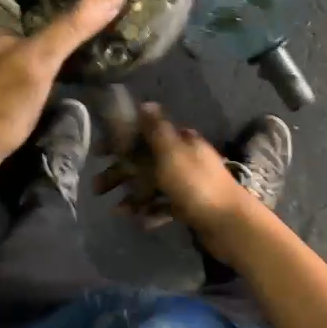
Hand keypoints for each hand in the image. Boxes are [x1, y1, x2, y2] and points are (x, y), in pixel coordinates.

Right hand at [98, 103, 261, 258]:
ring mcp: (187, 183)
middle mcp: (184, 157)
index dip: (122, 141)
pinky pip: (164, 205)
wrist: (229, 224)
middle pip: (146, 161)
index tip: (99, 152)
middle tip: (96, 189)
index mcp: (181, 141)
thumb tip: (146, 102)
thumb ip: (157, 130)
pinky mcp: (190, 206)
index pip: (146, 134)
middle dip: (121, 172)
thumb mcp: (172, 154)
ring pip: (153, 184)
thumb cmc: (197, 185)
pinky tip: (138, 222)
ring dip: (133, 195)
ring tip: (115, 211)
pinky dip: (150, 211)